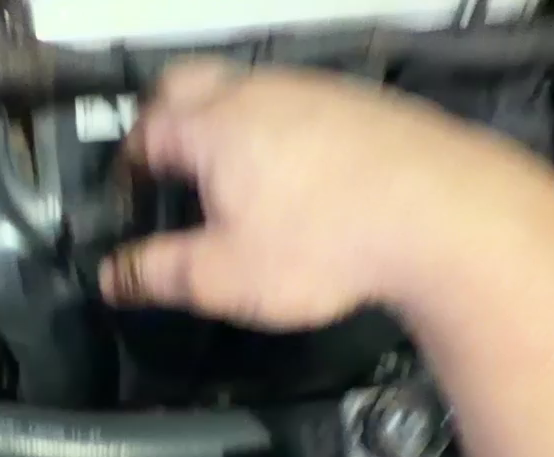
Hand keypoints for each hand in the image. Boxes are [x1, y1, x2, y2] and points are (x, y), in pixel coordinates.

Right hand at [101, 61, 553, 330]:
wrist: (443, 218)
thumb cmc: (319, 245)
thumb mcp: (221, 276)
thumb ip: (157, 273)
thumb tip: (110, 276)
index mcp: (215, 127)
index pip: (146, 127)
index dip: (126, 162)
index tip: (126, 195)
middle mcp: (260, 92)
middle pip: (189, 83)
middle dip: (162, 121)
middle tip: (161, 170)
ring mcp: (313, 91)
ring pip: (244, 91)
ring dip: (218, 126)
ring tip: (221, 181)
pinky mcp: (357, 106)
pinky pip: (292, 107)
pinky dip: (268, 134)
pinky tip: (287, 180)